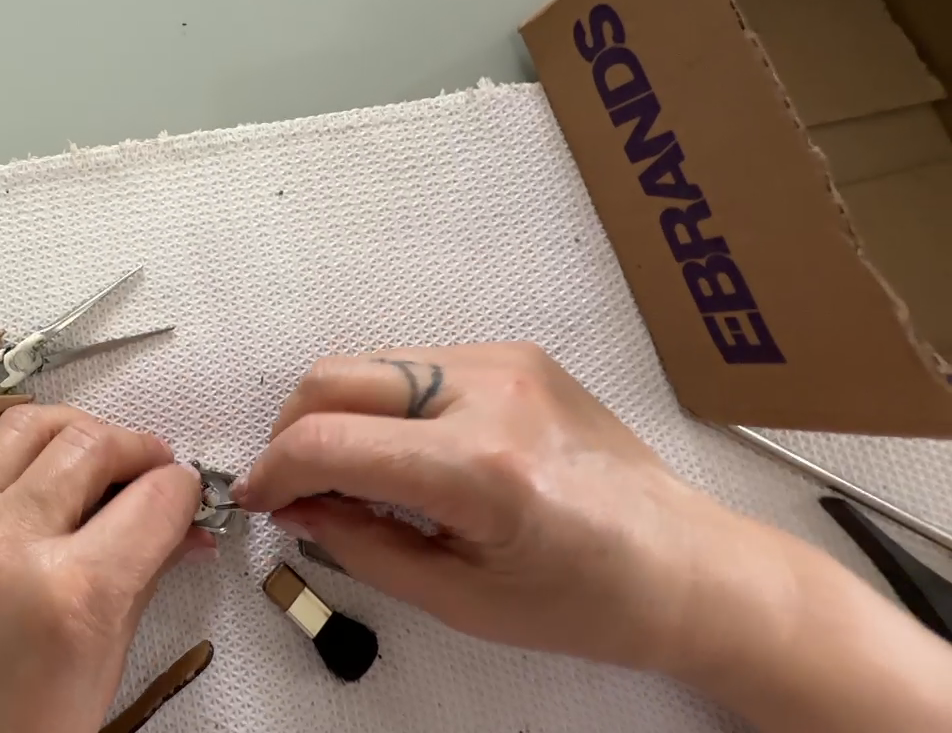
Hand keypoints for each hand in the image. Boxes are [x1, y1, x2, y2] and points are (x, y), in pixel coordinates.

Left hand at [0, 404, 214, 732]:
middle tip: (156, 467)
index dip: (181, 489)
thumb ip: (152, 571)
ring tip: (104, 450)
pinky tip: (52, 452)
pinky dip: (28, 432)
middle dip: (138, 448)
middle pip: (91, 447)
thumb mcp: (113, 654)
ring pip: (32, 424)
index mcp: (71, 593)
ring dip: (80, 426)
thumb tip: (189, 523)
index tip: (188, 488)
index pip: (148, 505)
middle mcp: (14, 541)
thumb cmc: (36, 722)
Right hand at [236, 341, 714, 666]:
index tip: (256, 497)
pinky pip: (403, 362)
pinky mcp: (508, 352)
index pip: (331, 443)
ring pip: (360, 364)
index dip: (274, 470)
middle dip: (289, 431)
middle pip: (330, 380)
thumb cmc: (590, 602)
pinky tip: (395, 443)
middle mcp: (487, 394)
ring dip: (329, 412)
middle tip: (291, 480)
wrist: (698, 567)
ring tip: (344, 463)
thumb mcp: (460, 600)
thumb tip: (292, 505)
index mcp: (484, 471)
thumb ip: (358, 545)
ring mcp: (499, 361)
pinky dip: (374, 400)